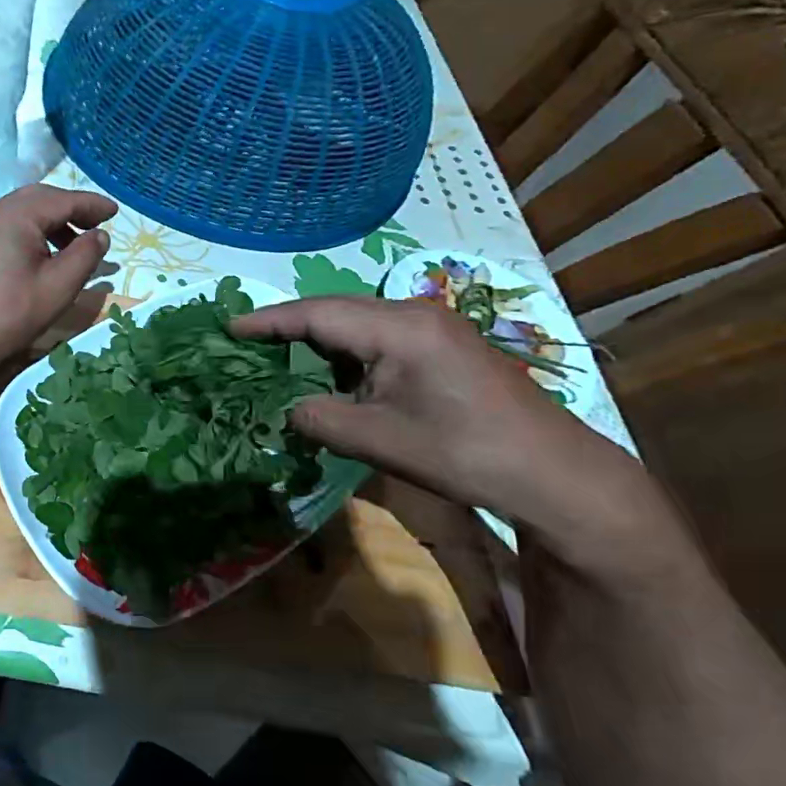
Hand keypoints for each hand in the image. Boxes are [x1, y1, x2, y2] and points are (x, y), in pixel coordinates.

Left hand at [0, 184, 116, 375]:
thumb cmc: (13, 313)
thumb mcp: (60, 285)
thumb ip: (86, 254)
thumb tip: (101, 234)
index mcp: (15, 214)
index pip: (62, 199)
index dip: (92, 204)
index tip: (116, 211)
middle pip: (41, 199)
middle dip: (72, 208)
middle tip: (99, 223)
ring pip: (24, 212)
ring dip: (53, 221)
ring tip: (77, 243)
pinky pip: (10, 226)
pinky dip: (34, 231)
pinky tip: (47, 254)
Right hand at [230, 296, 666, 561]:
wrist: (556, 475)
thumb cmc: (464, 453)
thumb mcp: (379, 440)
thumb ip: (319, 418)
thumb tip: (285, 409)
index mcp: (397, 328)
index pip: (316, 314)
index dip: (268, 320)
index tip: (229, 326)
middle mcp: (414, 314)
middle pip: (335, 309)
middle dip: (289, 327)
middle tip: (248, 343)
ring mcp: (434, 327)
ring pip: (358, 322)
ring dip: (320, 341)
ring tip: (281, 360)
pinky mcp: (445, 345)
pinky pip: (381, 336)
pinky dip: (349, 352)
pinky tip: (335, 375)